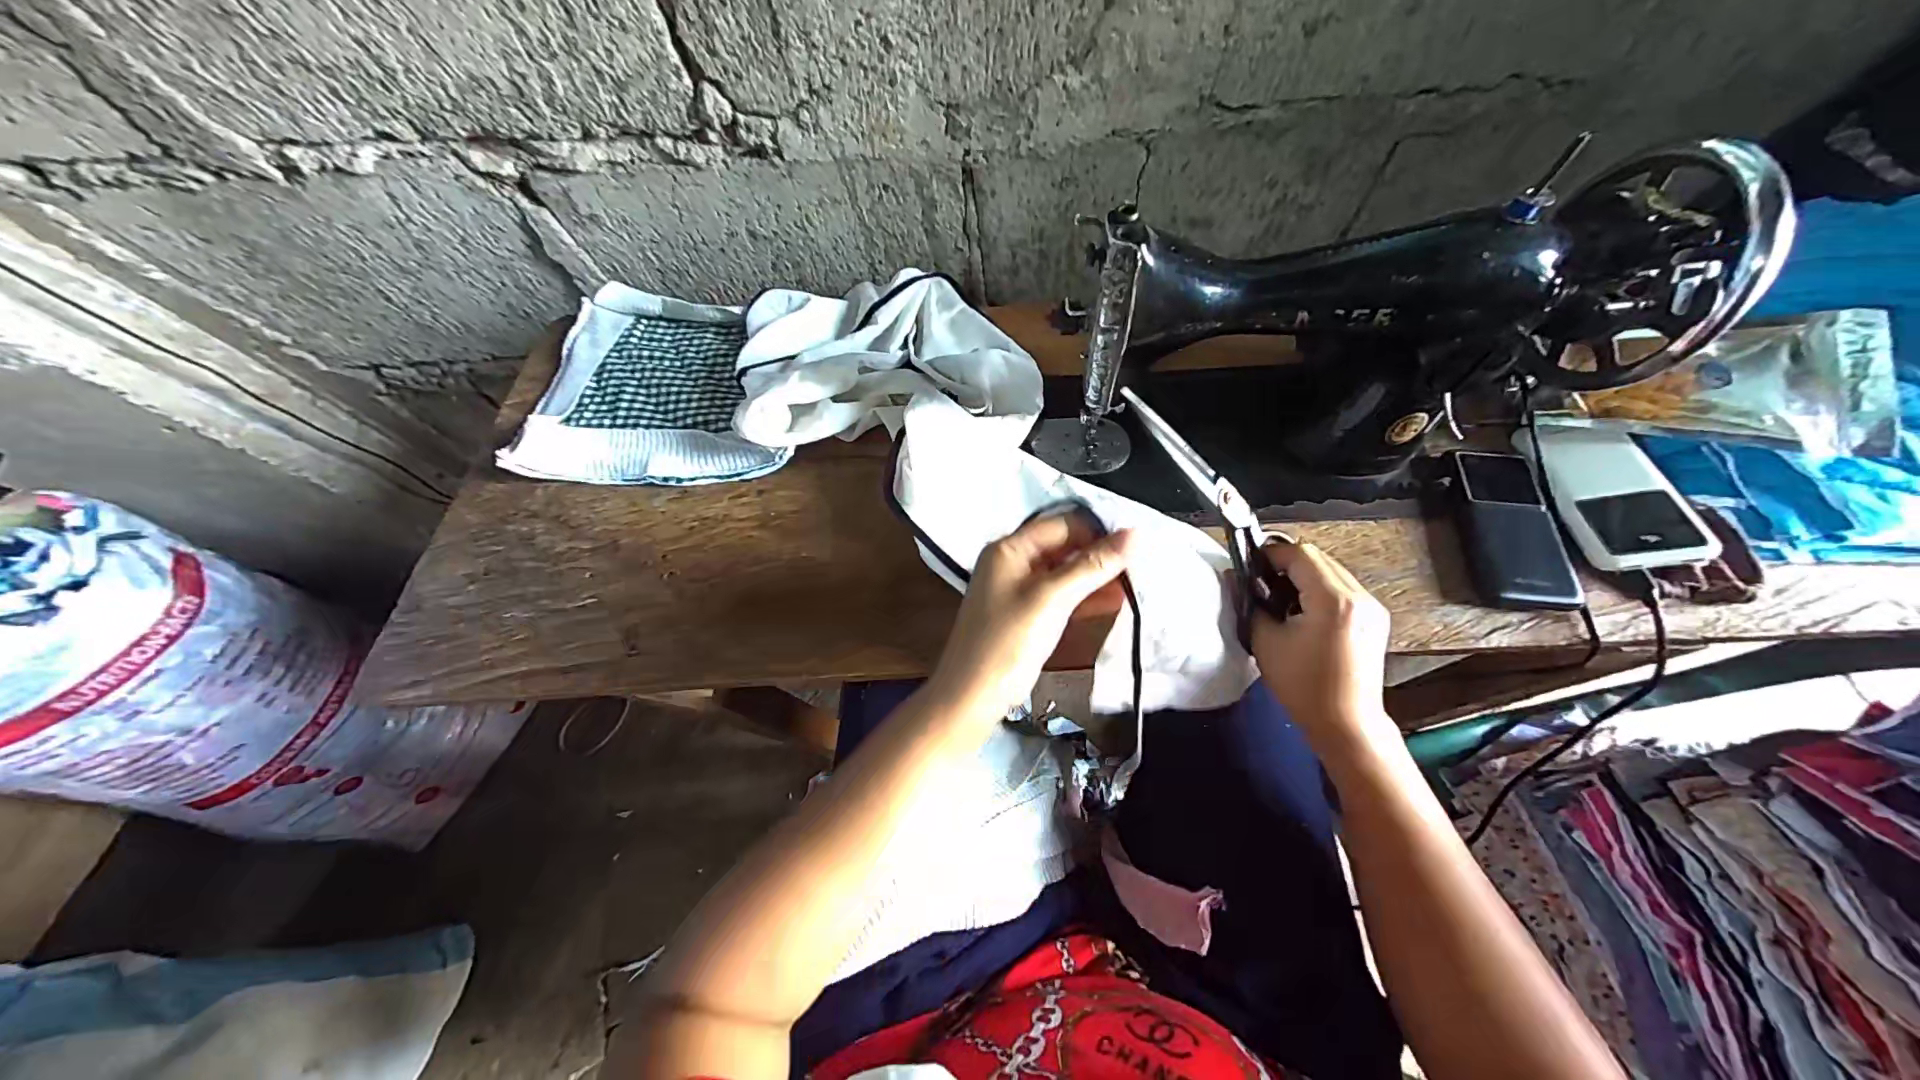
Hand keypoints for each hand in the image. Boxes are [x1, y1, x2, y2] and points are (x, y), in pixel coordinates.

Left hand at [928, 511, 1138, 718]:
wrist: (971, 696)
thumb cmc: (1009, 641)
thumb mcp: (1053, 598)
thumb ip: (1093, 565)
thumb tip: (1135, 534)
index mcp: (1009, 548)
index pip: (1063, 524)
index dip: (1099, 532)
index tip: (1135, 549)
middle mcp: (1011, 562)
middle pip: (1064, 546)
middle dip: (1100, 556)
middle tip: (1140, 569)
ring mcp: (1016, 589)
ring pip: (1064, 572)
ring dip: (1095, 578)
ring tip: (1134, 586)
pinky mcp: (1024, 614)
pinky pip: (1059, 595)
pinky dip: (1083, 597)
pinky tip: (1114, 603)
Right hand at [1249, 538, 1391, 744]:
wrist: (1345, 724)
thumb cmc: (1304, 687)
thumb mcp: (1265, 641)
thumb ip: (1249, 603)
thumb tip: (1234, 578)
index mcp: (1334, 601)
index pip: (1300, 554)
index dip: (1270, 554)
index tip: (1249, 564)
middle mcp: (1360, 598)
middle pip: (1318, 558)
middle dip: (1286, 564)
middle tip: (1259, 581)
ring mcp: (1371, 608)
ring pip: (1331, 571)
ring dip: (1303, 576)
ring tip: (1279, 599)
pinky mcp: (1373, 620)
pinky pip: (1343, 589)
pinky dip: (1319, 590)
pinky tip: (1301, 612)